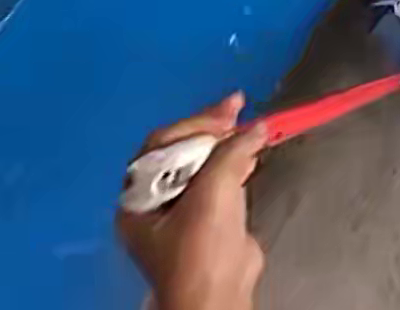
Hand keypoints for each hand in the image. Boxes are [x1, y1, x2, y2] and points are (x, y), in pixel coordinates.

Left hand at [117, 94, 268, 309]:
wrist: (219, 302)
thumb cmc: (202, 245)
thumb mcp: (215, 189)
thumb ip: (234, 150)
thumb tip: (259, 127)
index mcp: (139, 200)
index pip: (163, 144)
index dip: (196, 122)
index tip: (227, 112)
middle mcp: (155, 204)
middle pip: (183, 150)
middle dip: (212, 128)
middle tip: (238, 108)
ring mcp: (182, 213)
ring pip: (203, 163)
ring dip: (227, 142)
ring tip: (251, 125)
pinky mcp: (207, 221)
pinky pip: (219, 180)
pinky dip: (236, 161)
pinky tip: (253, 150)